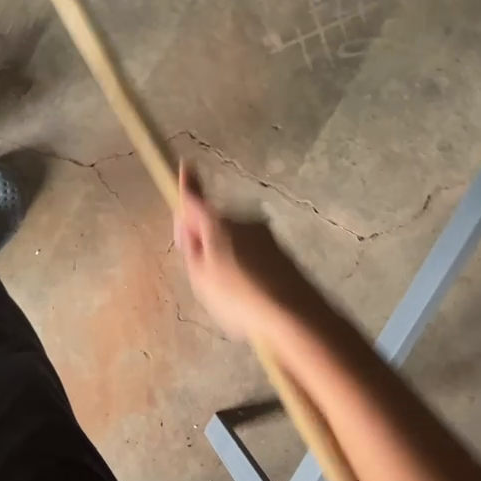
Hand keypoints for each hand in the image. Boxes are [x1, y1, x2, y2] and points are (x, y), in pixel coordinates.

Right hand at [175, 163, 325, 339]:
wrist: (294, 316)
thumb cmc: (238, 296)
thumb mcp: (200, 276)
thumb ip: (191, 249)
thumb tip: (188, 228)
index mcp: (217, 223)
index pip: (195, 197)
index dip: (187, 182)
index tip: (185, 164)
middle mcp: (243, 221)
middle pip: (215, 222)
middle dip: (206, 238)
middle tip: (200, 268)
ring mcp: (266, 236)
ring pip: (236, 240)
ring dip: (228, 255)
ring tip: (227, 291)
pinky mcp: (283, 254)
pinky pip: (254, 255)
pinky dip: (247, 267)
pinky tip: (248, 296)